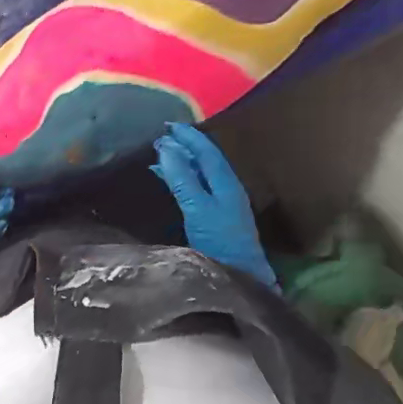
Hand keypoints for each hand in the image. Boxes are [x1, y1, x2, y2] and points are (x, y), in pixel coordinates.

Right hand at [151, 123, 278, 290]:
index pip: (207, 150)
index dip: (188, 135)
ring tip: (161, 155)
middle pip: (206, 159)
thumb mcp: (197, 207)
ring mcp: (224, 202)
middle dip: (185, 145)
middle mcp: (227, 187)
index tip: (167, 125)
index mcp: (226, 181)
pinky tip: (170, 181)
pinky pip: (198, 185)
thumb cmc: (220, 241)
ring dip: (183, 161)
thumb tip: (165, 145)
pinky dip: (183, 177)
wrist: (242, 278)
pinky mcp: (217, 216)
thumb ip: (182, 177)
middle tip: (160, 138)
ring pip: (202, 172)